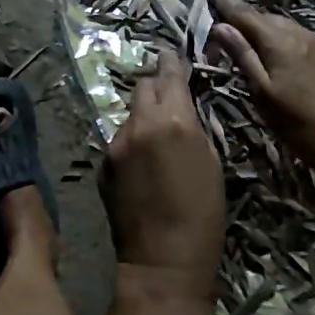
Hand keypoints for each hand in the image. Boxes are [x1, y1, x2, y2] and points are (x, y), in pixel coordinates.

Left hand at [101, 49, 225, 285]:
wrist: (162, 260)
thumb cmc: (203, 214)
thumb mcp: (211, 161)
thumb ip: (193, 125)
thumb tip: (183, 106)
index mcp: (174, 120)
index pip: (169, 74)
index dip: (171, 61)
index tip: (171, 54)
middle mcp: (139, 122)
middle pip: (143, 85)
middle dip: (156, 85)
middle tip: (168, 96)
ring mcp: (116, 141)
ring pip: (130, 113)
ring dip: (143, 115)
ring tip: (157, 138)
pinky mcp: (103, 160)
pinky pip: (119, 138)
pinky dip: (132, 140)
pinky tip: (143, 164)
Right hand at [206, 0, 314, 172]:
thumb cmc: (300, 126)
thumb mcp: (263, 94)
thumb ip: (242, 56)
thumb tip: (220, 26)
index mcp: (280, 43)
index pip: (244, 14)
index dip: (224, 0)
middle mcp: (304, 35)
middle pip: (268, 19)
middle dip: (247, 19)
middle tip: (229, 26)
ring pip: (290, 29)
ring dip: (271, 32)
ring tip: (259, 45)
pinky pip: (311, 41)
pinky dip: (294, 44)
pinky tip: (294, 63)